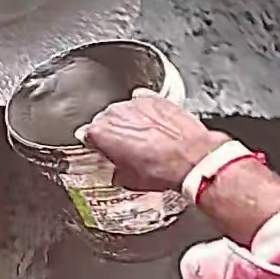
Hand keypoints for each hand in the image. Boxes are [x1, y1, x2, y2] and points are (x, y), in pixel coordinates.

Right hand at [76, 91, 228, 191]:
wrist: (192, 158)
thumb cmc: (162, 169)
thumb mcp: (128, 180)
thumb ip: (114, 169)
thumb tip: (117, 170)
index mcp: (100, 132)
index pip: (86, 135)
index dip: (95, 144)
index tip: (103, 150)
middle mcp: (113, 114)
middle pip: (104, 120)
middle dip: (112, 132)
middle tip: (126, 147)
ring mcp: (134, 103)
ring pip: (123, 110)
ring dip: (130, 121)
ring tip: (144, 137)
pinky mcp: (154, 98)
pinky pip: (143, 102)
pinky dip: (146, 112)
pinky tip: (155, 125)